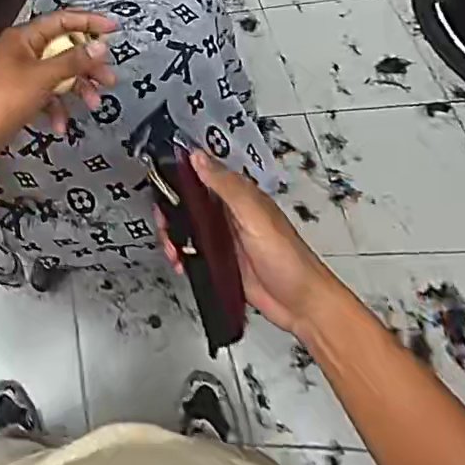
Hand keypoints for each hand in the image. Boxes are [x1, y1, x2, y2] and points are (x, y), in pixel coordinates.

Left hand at [0, 10, 118, 151]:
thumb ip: (73, 61)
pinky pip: (47, 94)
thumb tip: (99, 47)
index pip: (63, 20)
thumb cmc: (0, 101)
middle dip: (88, 65)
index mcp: (24, 37)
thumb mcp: (42, 78)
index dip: (90, 23)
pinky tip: (61, 125)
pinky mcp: (20, 94)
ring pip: (59, 74)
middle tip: (108, 78)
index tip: (113, 29)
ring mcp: (21, 73)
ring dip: (78, 89)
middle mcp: (23, 50)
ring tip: (94, 103)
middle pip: (65, 49)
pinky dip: (57, 107)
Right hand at [157, 147, 345, 338]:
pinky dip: (182, 255)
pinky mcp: (222, 262)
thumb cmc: (290, 259)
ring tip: (172, 246)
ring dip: (174, 234)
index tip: (162, 177)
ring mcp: (226, 239)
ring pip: (189, 228)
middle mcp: (231, 214)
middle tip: (163, 220)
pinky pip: (193, 253)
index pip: (205, 174)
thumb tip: (199, 158)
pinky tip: (180, 261)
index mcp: (240, 196)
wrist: (302, 306)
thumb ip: (226, 186)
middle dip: (172, 209)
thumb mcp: (254, 216)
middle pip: (191, 202)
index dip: (182, 173)